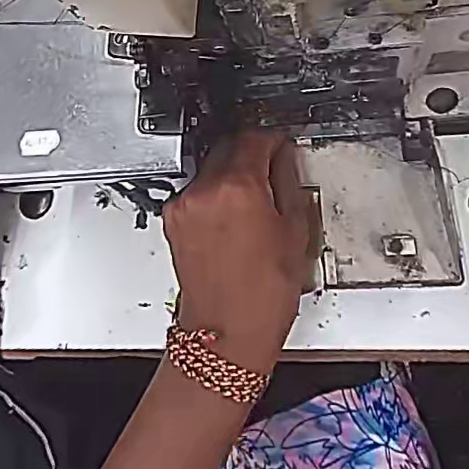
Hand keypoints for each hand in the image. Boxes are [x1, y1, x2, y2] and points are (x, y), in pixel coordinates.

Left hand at [163, 130, 317, 371]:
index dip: (273, 138)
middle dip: (251, 152)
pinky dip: (215, 195)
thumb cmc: (263, 292)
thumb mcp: (295, 230)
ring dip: (232, 173)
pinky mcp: (173, 221)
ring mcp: (184, 206)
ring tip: (254, 199)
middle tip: (270, 166)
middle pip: (228, 147)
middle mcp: (205, 192)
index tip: (280, 144)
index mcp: (239, 188)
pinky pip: (197, 192)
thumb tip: (284, 161)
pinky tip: (234, 217)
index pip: (254, 139)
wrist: (228, 330)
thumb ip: (289, 183)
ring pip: (211, 169)